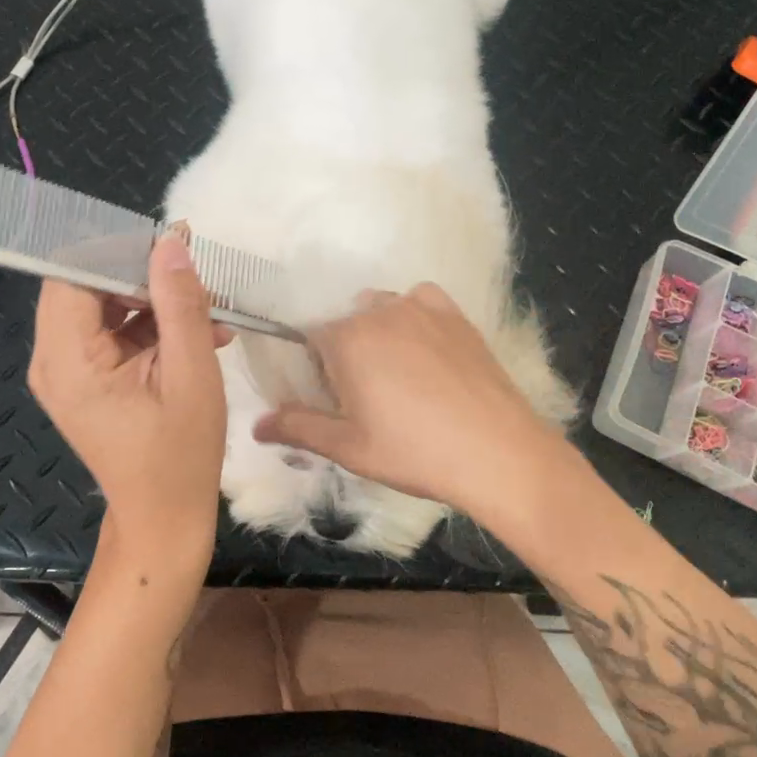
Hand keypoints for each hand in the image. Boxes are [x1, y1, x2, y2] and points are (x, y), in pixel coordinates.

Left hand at [28, 231, 230, 564]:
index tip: (170, 246)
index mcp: (67, 361)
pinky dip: (149, 324)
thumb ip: (181, 305)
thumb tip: (171, 241)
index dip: (119, 251)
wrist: (164, 519)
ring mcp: (64, 369)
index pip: (73, 274)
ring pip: (100, 303)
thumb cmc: (180, 455)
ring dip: (152, 299)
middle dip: (140, 273)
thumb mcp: (192, 375)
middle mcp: (51, 360)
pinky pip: (109, 330)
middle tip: (194, 274)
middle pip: (83, 285)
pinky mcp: (82, 377)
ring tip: (207, 310)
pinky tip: (198, 332)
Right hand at [254, 283, 572, 512]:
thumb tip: (256, 425)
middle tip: (365, 398)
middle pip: (345, 322)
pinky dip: (413, 317)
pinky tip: (425, 351)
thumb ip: (298, 428)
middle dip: (345, 352)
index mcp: (345, 339)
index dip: (315, 368)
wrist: (500, 454)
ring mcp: (421, 308)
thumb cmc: (415, 452)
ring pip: (380, 309)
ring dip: (377, 333)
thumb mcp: (348, 448)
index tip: (333, 399)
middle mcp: (379, 311)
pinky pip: (420, 301)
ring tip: (398, 378)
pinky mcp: (456, 315)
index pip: (309, 337)